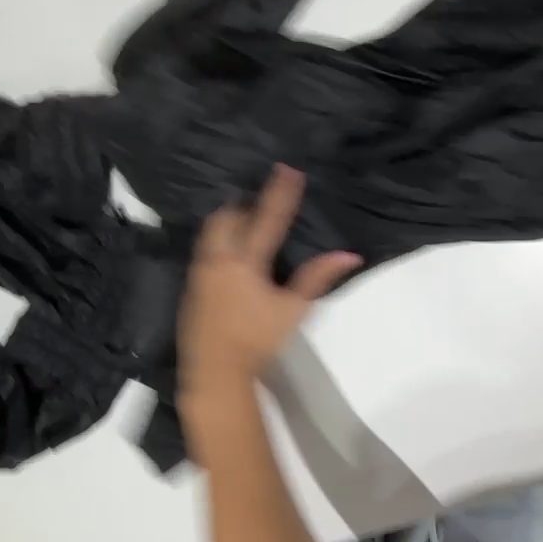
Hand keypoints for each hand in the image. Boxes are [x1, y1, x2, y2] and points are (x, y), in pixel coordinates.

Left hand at [178, 164, 361, 399]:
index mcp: (245, 262)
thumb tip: (350, 254)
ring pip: (211, 233)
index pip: (267, 217)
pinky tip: (232, 255)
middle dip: (245, 205)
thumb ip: (318, 277)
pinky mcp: (192, 288)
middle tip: (264, 202)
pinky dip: (220, 241)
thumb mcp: (294, 309)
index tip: (288, 169)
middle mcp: (218, 260)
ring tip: (248, 221)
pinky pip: (205, 251)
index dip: (280, 192)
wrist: (214, 372)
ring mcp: (200, 274)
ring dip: (229, 221)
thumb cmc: (258, 339)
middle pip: (227, 217)